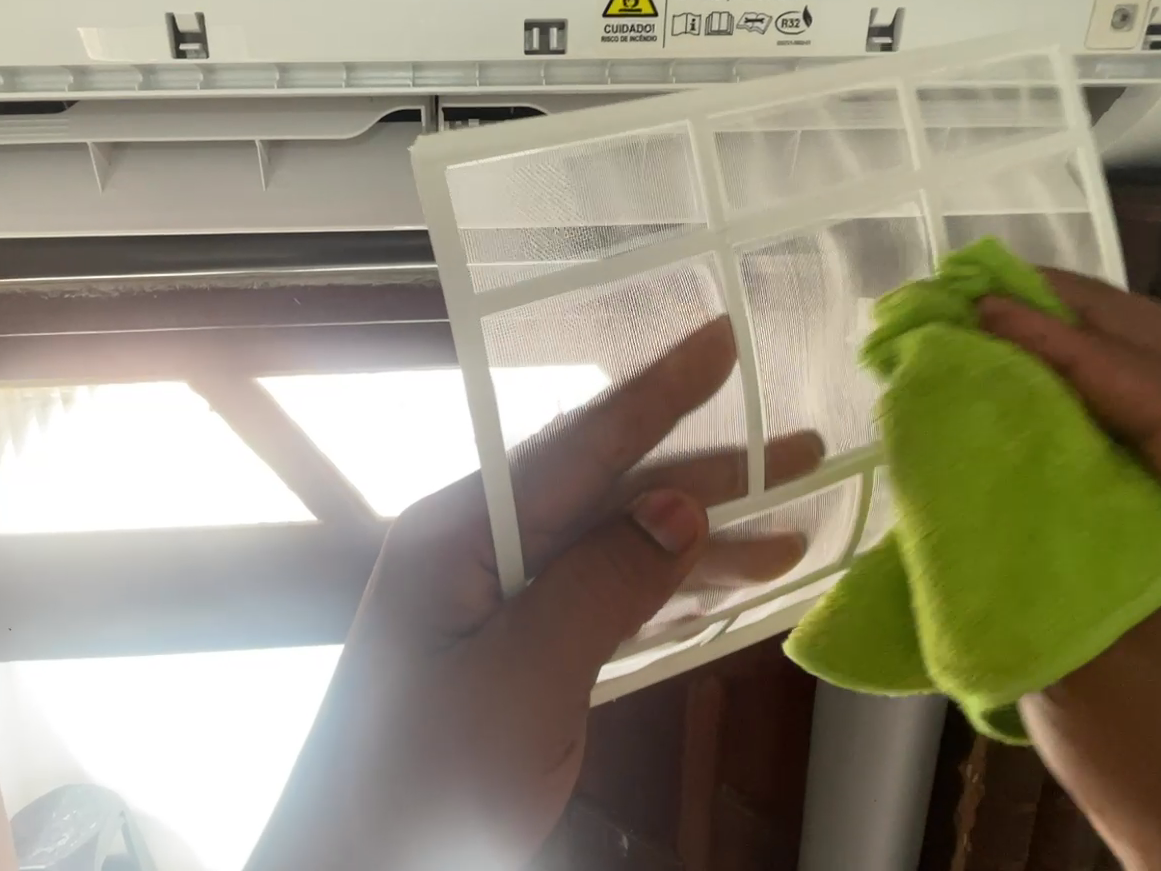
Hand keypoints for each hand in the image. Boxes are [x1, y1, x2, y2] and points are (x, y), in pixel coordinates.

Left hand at [246, 320, 823, 870]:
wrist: (358, 865)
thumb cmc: (423, 780)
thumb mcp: (520, 682)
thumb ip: (601, 585)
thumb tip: (681, 505)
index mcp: (463, 526)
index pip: (579, 445)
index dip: (658, 394)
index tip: (720, 341)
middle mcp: (482, 540)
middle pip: (610, 491)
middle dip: (708, 475)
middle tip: (802, 451)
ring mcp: (500, 588)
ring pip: (616, 544)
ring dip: (702, 541)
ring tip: (789, 533)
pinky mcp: (518, 635)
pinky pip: (604, 594)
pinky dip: (667, 590)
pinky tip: (724, 586)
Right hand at [980, 272, 1160, 870]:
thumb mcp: (1078, 649)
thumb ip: (1026, 526)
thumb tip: (962, 426)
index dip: (1078, 347)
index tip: (984, 307)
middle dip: (1101, 316)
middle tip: (997, 281)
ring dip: (1118, 342)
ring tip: (1025, 308)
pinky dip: (1135, 392)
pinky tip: (1073, 377)